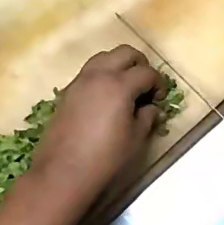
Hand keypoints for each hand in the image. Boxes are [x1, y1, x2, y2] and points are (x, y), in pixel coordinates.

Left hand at [21, 46, 163, 211]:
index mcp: (119, 85)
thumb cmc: (105, 158)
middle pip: (124, 53)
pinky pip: (88, 72)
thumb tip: (151, 108)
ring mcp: (79, 81)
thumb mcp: (135, 139)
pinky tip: (105, 98)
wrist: (63, 171)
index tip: (160, 98)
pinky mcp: (66, 91)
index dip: (158, 83)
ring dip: (118, 65)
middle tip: (145, 85)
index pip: (146, 72)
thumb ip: (147, 117)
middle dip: (140, 64)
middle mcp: (98, 75)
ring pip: (103, 58)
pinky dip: (101, 75)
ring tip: (125, 88)